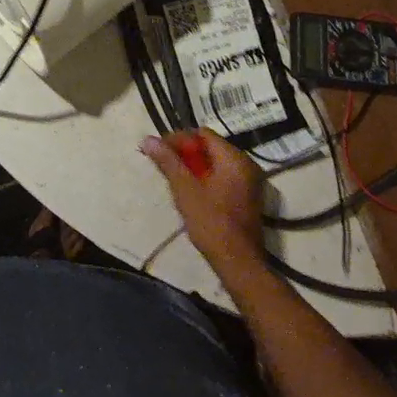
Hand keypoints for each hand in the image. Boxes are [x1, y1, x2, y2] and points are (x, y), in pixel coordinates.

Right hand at [141, 129, 264, 271]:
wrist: (238, 262)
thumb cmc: (211, 222)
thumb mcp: (185, 189)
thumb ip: (168, 162)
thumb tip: (147, 139)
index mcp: (234, 158)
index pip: (203, 134)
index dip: (179, 139)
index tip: (161, 152)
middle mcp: (246, 164)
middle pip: (210, 147)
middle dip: (185, 154)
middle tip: (165, 167)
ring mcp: (249, 182)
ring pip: (216, 164)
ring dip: (194, 167)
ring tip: (174, 181)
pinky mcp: (247, 197)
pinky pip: (224, 177)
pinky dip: (207, 179)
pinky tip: (191, 193)